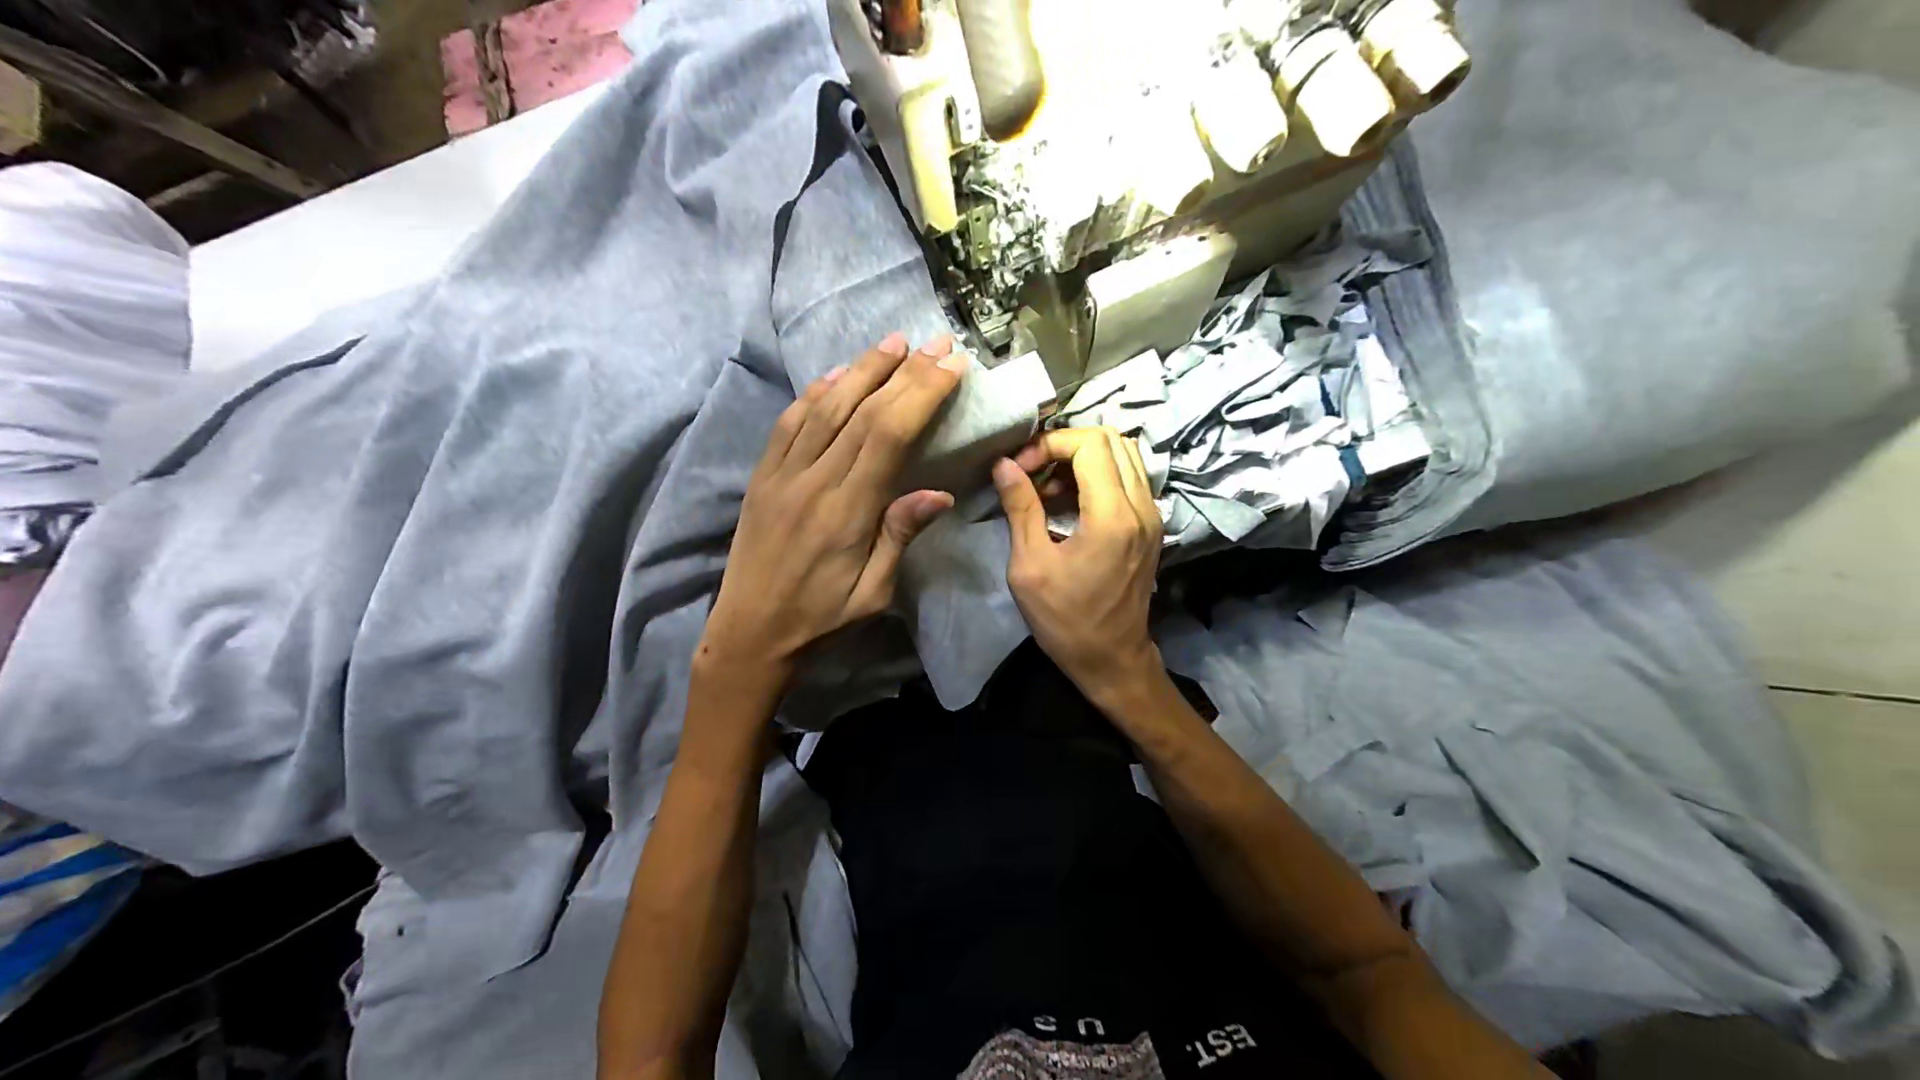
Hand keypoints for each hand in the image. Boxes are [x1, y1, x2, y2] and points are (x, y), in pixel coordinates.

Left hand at [701, 333, 966, 684]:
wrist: (749, 632)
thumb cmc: (820, 619)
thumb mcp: (872, 594)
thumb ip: (899, 537)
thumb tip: (939, 492)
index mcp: (846, 511)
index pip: (889, 435)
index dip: (921, 394)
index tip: (951, 367)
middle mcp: (812, 481)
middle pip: (861, 411)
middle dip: (903, 372)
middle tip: (935, 342)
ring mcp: (781, 474)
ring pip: (824, 407)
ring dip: (861, 369)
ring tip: (893, 342)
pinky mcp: (762, 477)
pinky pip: (788, 423)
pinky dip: (814, 394)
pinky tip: (836, 375)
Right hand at [992, 426, 1164, 702]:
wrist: (1112, 659)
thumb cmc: (1065, 620)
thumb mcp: (1030, 566)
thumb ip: (1021, 508)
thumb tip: (1004, 464)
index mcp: (1113, 516)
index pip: (1089, 445)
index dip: (1049, 444)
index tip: (1020, 468)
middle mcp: (1142, 507)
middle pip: (1111, 439)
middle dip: (1065, 444)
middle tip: (1032, 470)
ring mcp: (1152, 515)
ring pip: (1124, 454)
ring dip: (1083, 458)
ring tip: (1048, 484)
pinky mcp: (1151, 525)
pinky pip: (1129, 477)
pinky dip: (1098, 474)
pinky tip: (1069, 499)